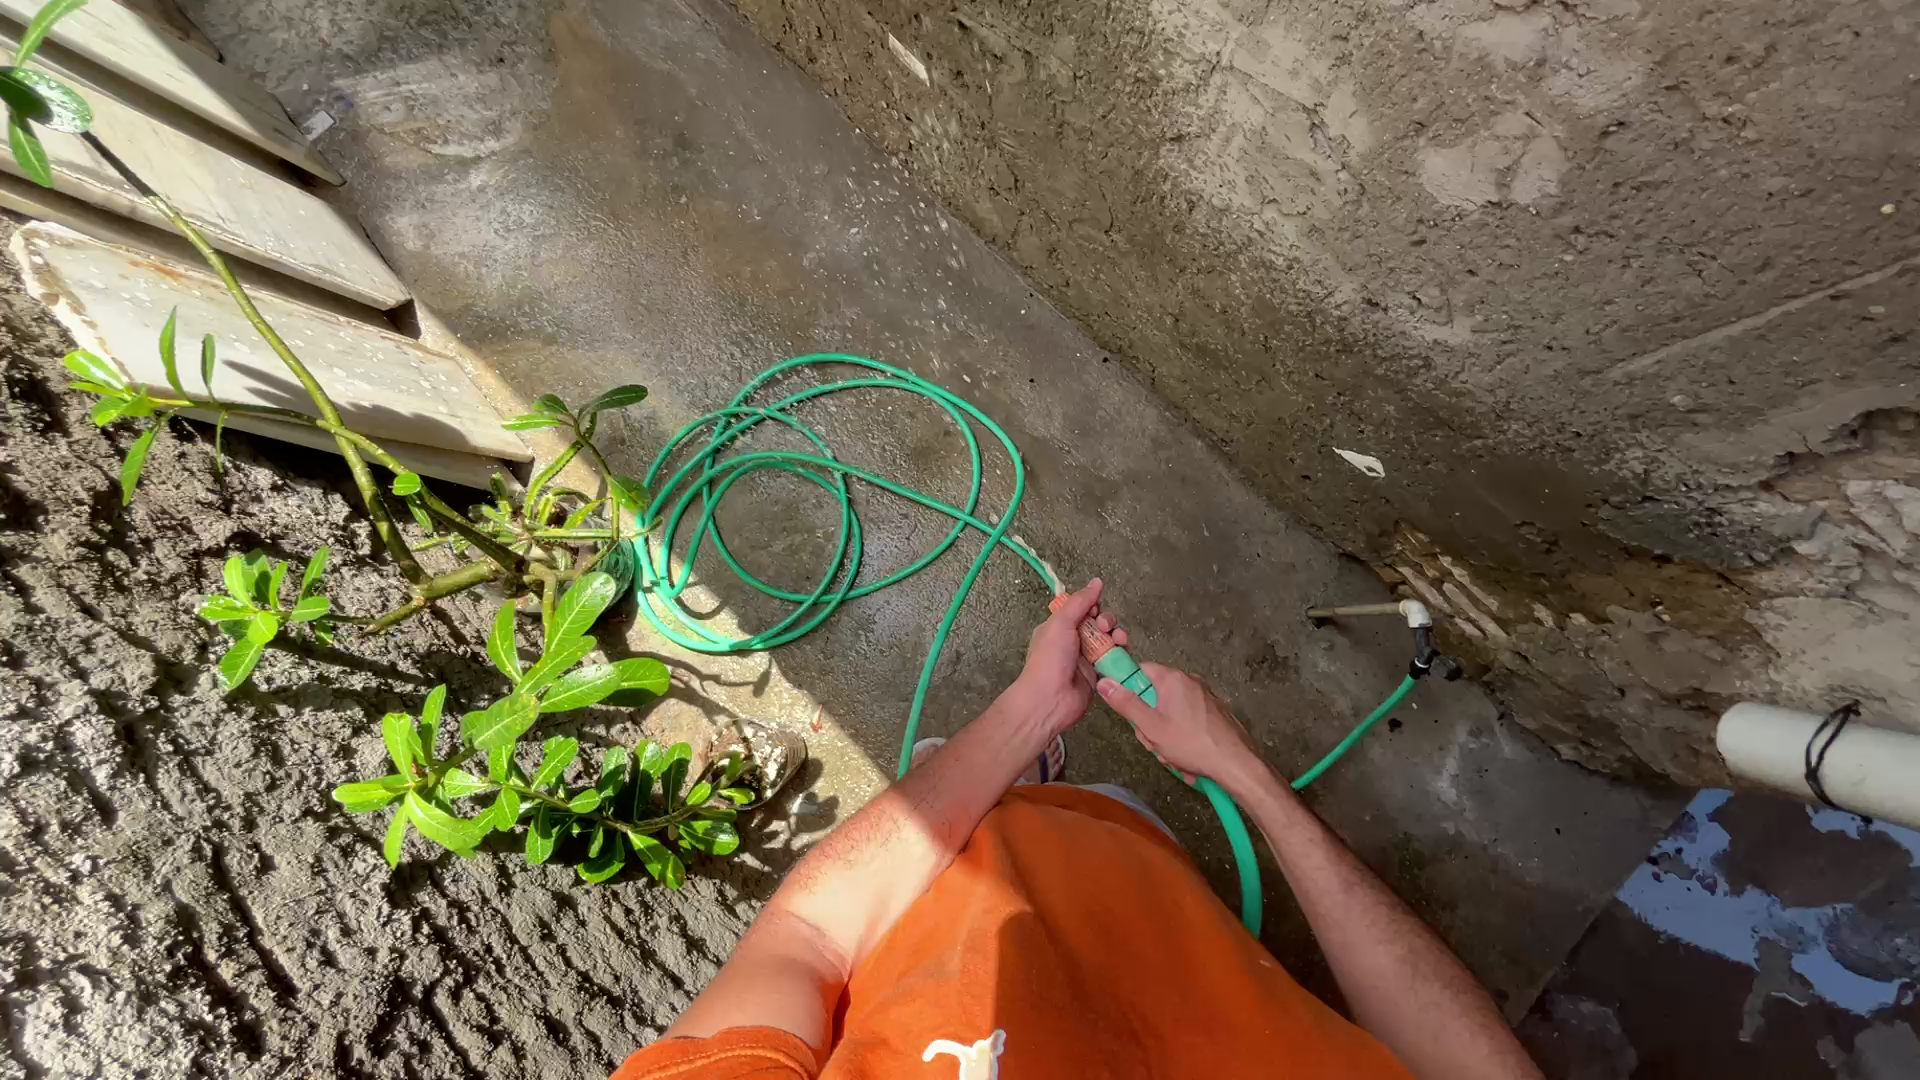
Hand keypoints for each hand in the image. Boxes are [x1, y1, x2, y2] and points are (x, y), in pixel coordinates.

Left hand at [1003, 578, 1127, 735]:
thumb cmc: (1050, 659)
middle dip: (1107, 621)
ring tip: (1119, 639)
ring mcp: (1086, 659)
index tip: (1096, 610)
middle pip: (1098, 624)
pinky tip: (1124, 651)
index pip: (1082, 609)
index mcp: (1059, 627)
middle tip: (1105, 627)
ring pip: (1109, 641)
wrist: (1050, 699)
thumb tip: (1096, 582)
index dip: (1093, 606)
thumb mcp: (1061, 623)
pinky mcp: (1098, 675)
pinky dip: (1121, 654)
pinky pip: (1114, 660)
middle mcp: (1073, 641)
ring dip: (1117, 635)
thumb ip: (1080, 602)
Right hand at [1098, 663, 1269, 796]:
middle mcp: (1190, 681)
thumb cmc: (1192, 744)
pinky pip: (1188, 720)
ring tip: (1174, 755)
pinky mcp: (1214, 712)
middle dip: (1150, 722)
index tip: (1130, 712)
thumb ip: (1125, 703)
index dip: (1130, 690)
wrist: (1237, 765)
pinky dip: (1183, 736)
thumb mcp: (1151, 727)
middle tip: (1155, 742)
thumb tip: (1103, 682)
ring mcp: (1205, 697)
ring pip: (1171, 711)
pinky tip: (1188, 756)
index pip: (1140, 670)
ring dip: (1166, 734)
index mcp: (1173, 679)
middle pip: (1155, 695)